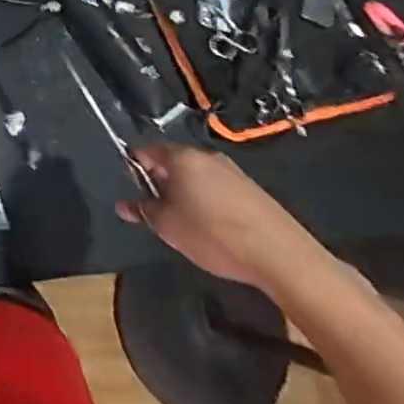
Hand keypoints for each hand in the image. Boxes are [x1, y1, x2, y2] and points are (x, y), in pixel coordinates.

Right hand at [115, 142, 333, 293]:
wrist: (279, 254)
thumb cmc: (212, 235)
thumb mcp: (167, 226)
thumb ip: (143, 211)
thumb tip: (124, 204)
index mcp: (181, 158)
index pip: (147, 150)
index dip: (133, 166)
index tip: (130, 187)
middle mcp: (206, 156)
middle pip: (172, 160)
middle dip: (159, 180)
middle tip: (153, 207)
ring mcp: (232, 170)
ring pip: (196, 174)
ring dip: (183, 190)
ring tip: (181, 220)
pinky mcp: (250, 188)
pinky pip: (216, 185)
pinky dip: (205, 198)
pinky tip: (209, 225)